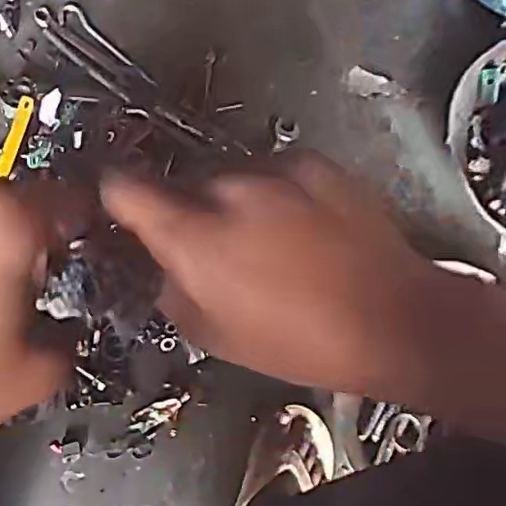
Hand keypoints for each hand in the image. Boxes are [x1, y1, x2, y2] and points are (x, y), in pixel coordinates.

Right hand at [101, 151, 461, 400]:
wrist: (393, 320)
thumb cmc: (298, 340)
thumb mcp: (213, 334)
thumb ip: (169, 290)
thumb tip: (159, 268)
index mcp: (193, 237)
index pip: (124, 190)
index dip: (113, 197)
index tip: (114, 204)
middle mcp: (227, 193)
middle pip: (180, 187)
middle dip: (184, 213)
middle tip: (210, 251)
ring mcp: (274, 173)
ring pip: (226, 179)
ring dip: (229, 204)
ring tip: (263, 244)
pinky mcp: (314, 165)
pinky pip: (270, 173)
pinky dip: (271, 194)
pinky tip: (296, 229)